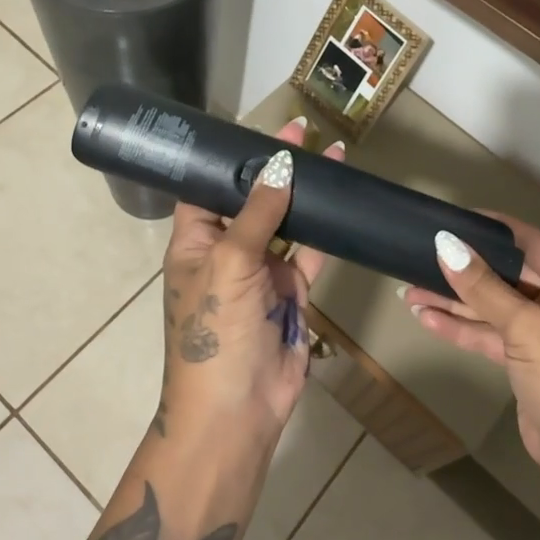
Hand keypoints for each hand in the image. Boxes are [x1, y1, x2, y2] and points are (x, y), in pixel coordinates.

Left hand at [156, 119, 343, 445]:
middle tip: (307, 130)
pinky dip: (327, 228)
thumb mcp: (229, 264)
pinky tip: (345, 199)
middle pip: (253, 199)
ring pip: (286, 221)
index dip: (233, 158)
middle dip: (277, 168)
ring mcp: (261, 272)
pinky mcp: (291, 292)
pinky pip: (311, 251)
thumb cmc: (214, 333)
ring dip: (306, 193)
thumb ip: (257, 213)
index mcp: (194, 241)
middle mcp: (226, 250)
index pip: (209, 187)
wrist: (236, 412)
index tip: (262, 127)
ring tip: (333, 155)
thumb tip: (282, 164)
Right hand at [402, 215, 539, 492]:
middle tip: (419, 255)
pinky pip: (491, 334)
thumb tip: (446, 243)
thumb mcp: (526, 328)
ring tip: (408, 290)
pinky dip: (462, 328)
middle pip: (506, 274)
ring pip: (493, 306)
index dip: (489, 229)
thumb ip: (484, 286)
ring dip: (455, 300)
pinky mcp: (527, 360)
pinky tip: (426, 318)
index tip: (449, 219)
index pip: (529, 242)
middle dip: (464, 269)